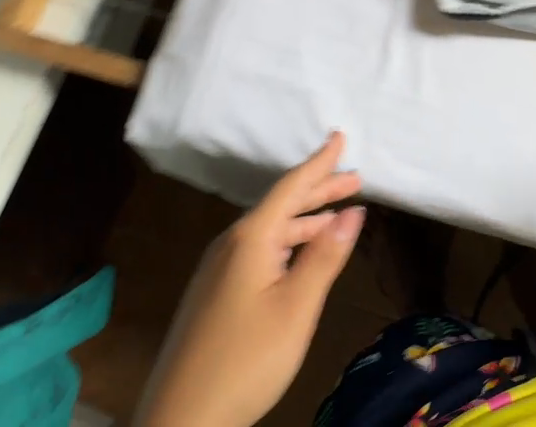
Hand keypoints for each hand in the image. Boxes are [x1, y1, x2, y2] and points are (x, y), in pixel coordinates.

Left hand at [135, 133, 365, 426]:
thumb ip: (325, 256)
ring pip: (270, 230)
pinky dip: (288, 241)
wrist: (181, 419)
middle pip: (280, 205)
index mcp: (250, 238)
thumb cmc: (247, 359)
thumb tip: (354, 212)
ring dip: (305, 219)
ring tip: (337, 215)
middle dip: (319, 191)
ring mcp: (218, 270)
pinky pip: (258, 249)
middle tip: (355, 179)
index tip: (341, 137)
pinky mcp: (214, 294)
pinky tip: (300, 254)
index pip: (291, 187)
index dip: (320, 163)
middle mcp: (231, 244)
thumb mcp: (297, 307)